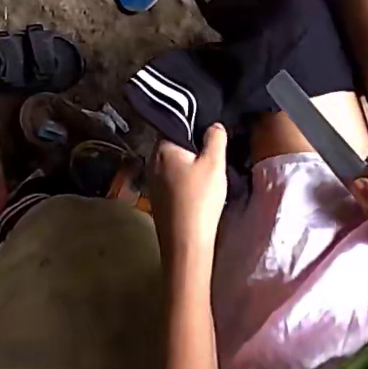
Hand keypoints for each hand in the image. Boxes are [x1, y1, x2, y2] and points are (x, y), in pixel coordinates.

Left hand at [149, 124, 228, 271]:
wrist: (186, 244)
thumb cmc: (200, 199)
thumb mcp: (215, 163)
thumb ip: (215, 138)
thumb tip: (213, 125)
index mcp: (162, 148)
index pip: (176, 124)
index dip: (194, 125)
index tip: (211, 132)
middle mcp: (151, 162)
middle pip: (175, 144)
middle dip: (193, 146)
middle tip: (214, 152)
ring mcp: (152, 182)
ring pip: (174, 163)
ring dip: (190, 165)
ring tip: (210, 171)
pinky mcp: (157, 199)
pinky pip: (172, 179)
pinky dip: (185, 180)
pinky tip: (200, 189)